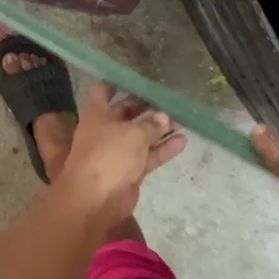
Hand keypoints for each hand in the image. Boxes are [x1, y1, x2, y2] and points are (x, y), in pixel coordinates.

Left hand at [52, 84, 185, 218]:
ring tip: (182, 120)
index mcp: (96, 115)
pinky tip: (182, 141)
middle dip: (143, 107)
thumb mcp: (133, 134)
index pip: (102, 93)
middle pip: (124, 115)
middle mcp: (104, 132)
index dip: (115, 84)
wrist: (96, 200)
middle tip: (166, 100)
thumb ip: (151, 124)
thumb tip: (163, 117)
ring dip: (159, 130)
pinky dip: (163, 150)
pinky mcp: (128, 173)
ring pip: (139, 137)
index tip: (133, 78)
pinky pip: (148, 157)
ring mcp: (116, 154)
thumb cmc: (108, 156)